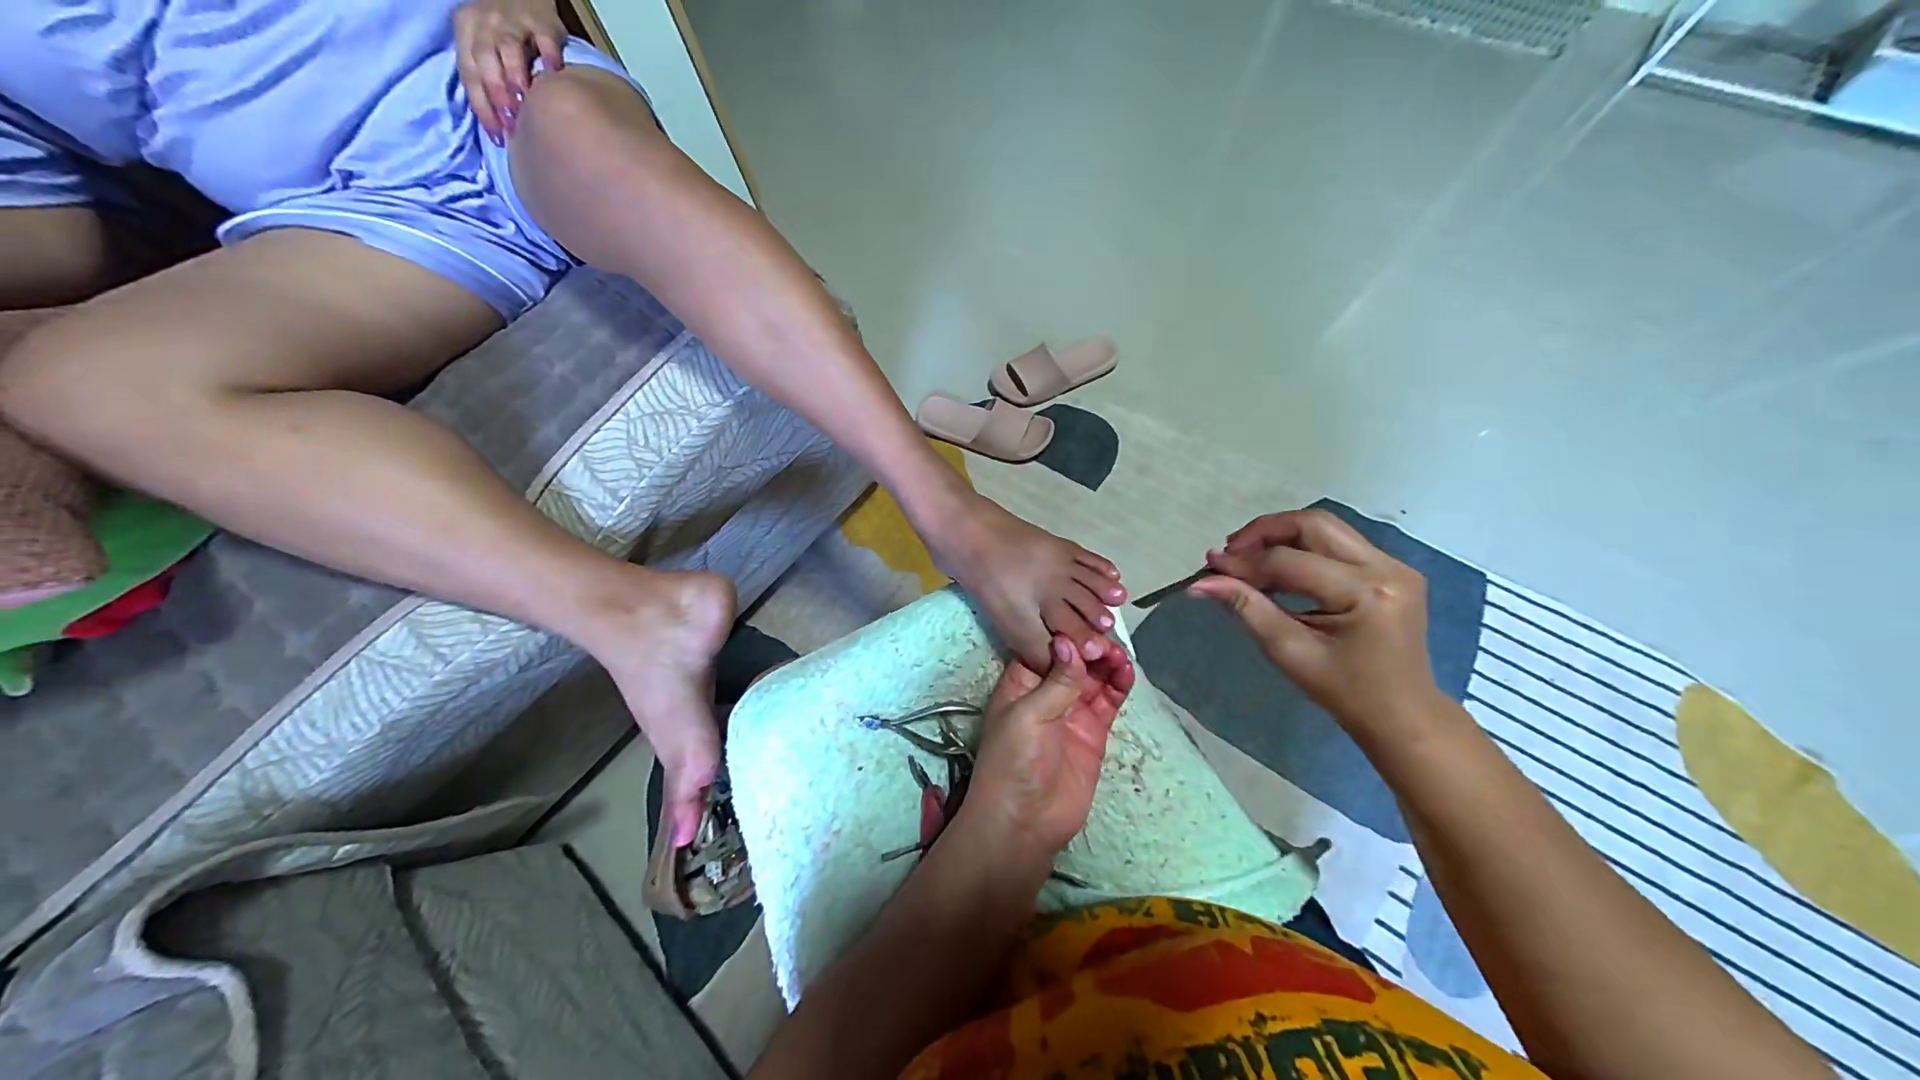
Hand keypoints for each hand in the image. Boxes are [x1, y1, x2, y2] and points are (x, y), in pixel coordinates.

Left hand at [454, 0, 567, 142]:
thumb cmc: (505, 32)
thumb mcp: (486, 48)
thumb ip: (487, 76)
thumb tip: (502, 124)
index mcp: (467, 32)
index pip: (469, 73)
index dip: (482, 107)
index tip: (498, 137)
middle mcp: (485, 23)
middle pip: (485, 59)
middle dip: (497, 94)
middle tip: (513, 123)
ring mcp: (513, 19)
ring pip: (508, 47)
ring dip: (516, 76)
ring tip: (528, 103)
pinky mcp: (542, 20)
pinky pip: (544, 38)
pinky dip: (548, 55)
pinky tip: (555, 74)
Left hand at [925, 493, 1126, 669]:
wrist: (969, 529)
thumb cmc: (980, 579)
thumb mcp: (1002, 620)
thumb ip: (1029, 643)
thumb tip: (1051, 665)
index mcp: (1044, 608)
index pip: (1067, 634)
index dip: (1081, 648)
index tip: (1097, 659)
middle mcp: (1058, 586)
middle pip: (1083, 609)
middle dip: (1096, 624)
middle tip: (1110, 634)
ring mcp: (1059, 561)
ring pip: (1090, 583)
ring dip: (1104, 595)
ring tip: (1118, 601)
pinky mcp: (1057, 543)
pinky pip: (1087, 558)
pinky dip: (1102, 567)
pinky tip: (1113, 574)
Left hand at [958, 637, 1132, 860]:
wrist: (1025, 821)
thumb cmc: (1013, 761)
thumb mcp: (1028, 714)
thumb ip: (1055, 681)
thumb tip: (1071, 642)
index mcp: (1019, 682)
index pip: (1043, 646)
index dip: (1064, 632)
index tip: (1084, 620)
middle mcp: (1046, 692)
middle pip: (1073, 659)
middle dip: (1089, 646)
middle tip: (1106, 639)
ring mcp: (1071, 711)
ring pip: (1094, 676)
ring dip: (1106, 662)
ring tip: (1118, 654)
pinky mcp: (1093, 731)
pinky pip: (1109, 701)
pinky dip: (1119, 685)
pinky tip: (1127, 672)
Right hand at [1190, 508, 1443, 737]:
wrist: (1403, 715)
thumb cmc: (1344, 691)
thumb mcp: (1289, 651)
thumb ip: (1246, 608)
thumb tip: (1201, 583)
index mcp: (1366, 593)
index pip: (1290, 562)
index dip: (1245, 563)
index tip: (1209, 568)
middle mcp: (1387, 568)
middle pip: (1313, 525)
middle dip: (1265, 532)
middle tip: (1230, 553)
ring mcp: (1395, 565)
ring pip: (1325, 528)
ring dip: (1282, 536)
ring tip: (1248, 559)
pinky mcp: (1392, 569)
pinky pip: (1338, 543)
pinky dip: (1302, 548)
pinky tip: (1278, 569)